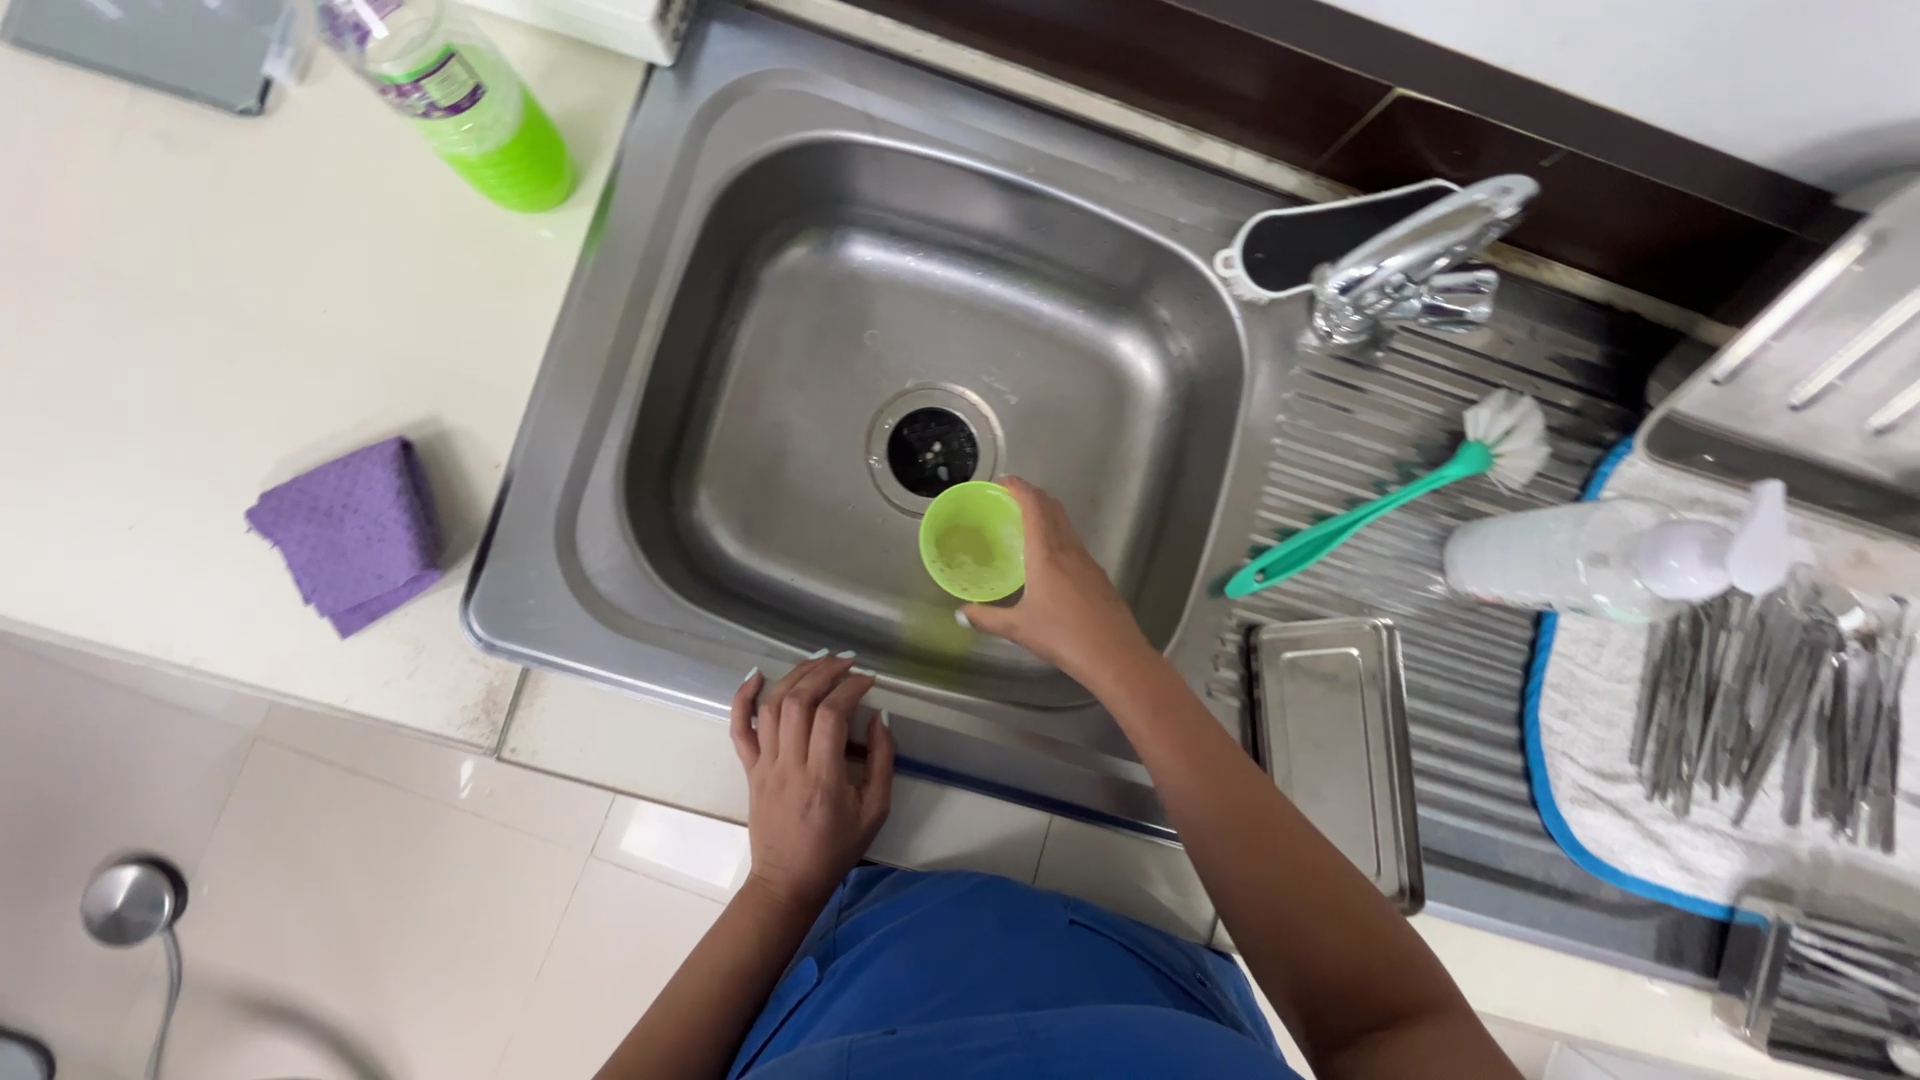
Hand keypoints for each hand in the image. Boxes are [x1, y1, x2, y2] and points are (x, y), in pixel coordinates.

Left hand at [729, 655, 893, 910]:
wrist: (788, 881)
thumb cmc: (836, 849)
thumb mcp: (875, 811)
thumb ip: (883, 761)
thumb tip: (879, 717)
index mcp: (822, 780)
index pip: (830, 717)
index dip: (850, 689)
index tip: (868, 680)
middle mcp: (789, 767)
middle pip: (799, 702)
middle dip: (824, 672)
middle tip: (847, 661)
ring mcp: (764, 766)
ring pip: (773, 707)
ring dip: (795, 675)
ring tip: (819, 660)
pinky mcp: (749, 769)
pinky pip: (739, 728)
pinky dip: (743, 698)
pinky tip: (757, 674)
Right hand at [960, 477, 1154, 684]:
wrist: (1115, 655)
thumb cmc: (1063, 637)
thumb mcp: (1018, 628)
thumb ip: (987, 618)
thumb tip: (961, 614)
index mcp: (1046, 554)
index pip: (1034, 505)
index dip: (1018, 487)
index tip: (1001, 483)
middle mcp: (1069, 550)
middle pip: (1052, 508)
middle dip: (1031, 496)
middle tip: (1009, 501)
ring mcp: (1088, 562)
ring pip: (1066, 525)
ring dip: (1046, 515)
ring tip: (1024, 527)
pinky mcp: (1098, 576)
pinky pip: (1074, 544)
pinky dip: (1057, 537)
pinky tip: (1049, 561)